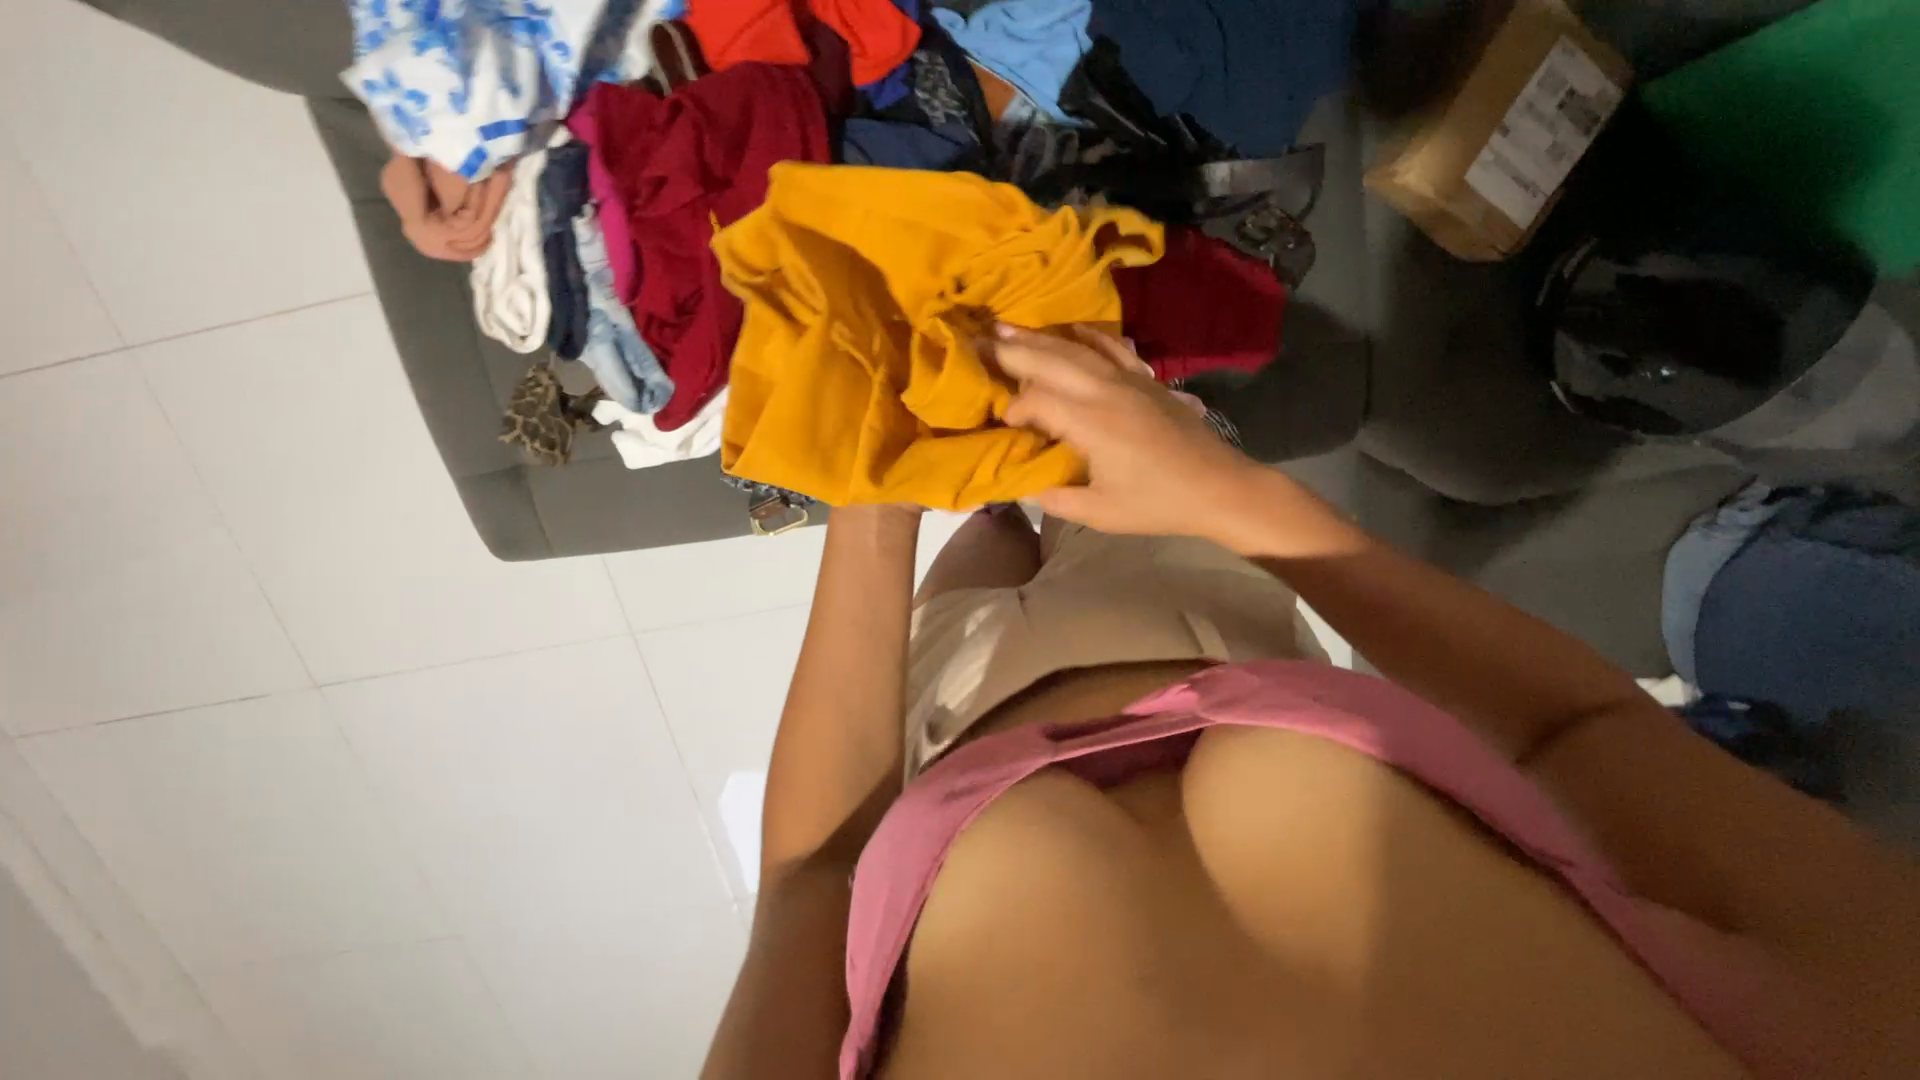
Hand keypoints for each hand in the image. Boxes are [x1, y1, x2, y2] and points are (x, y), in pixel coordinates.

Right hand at [995, 324, 1262, 537]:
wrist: (1219, 487)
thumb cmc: (1158, 504)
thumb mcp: (1101, 513)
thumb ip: (1057, 497)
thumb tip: (1027, 484)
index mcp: (1091, 423)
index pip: (1037, 402)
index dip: (1014, 410)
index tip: (1006, 426)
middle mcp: (1106, 391)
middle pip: (1051, 360)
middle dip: (1012, 351)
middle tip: (978, 339)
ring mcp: (1130, 380)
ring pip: (1077, 348)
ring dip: (1041, 337)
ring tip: (1008, 327)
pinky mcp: (1148, 380)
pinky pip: (1112, 348)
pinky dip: (1089, 336)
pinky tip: (1073, 330)